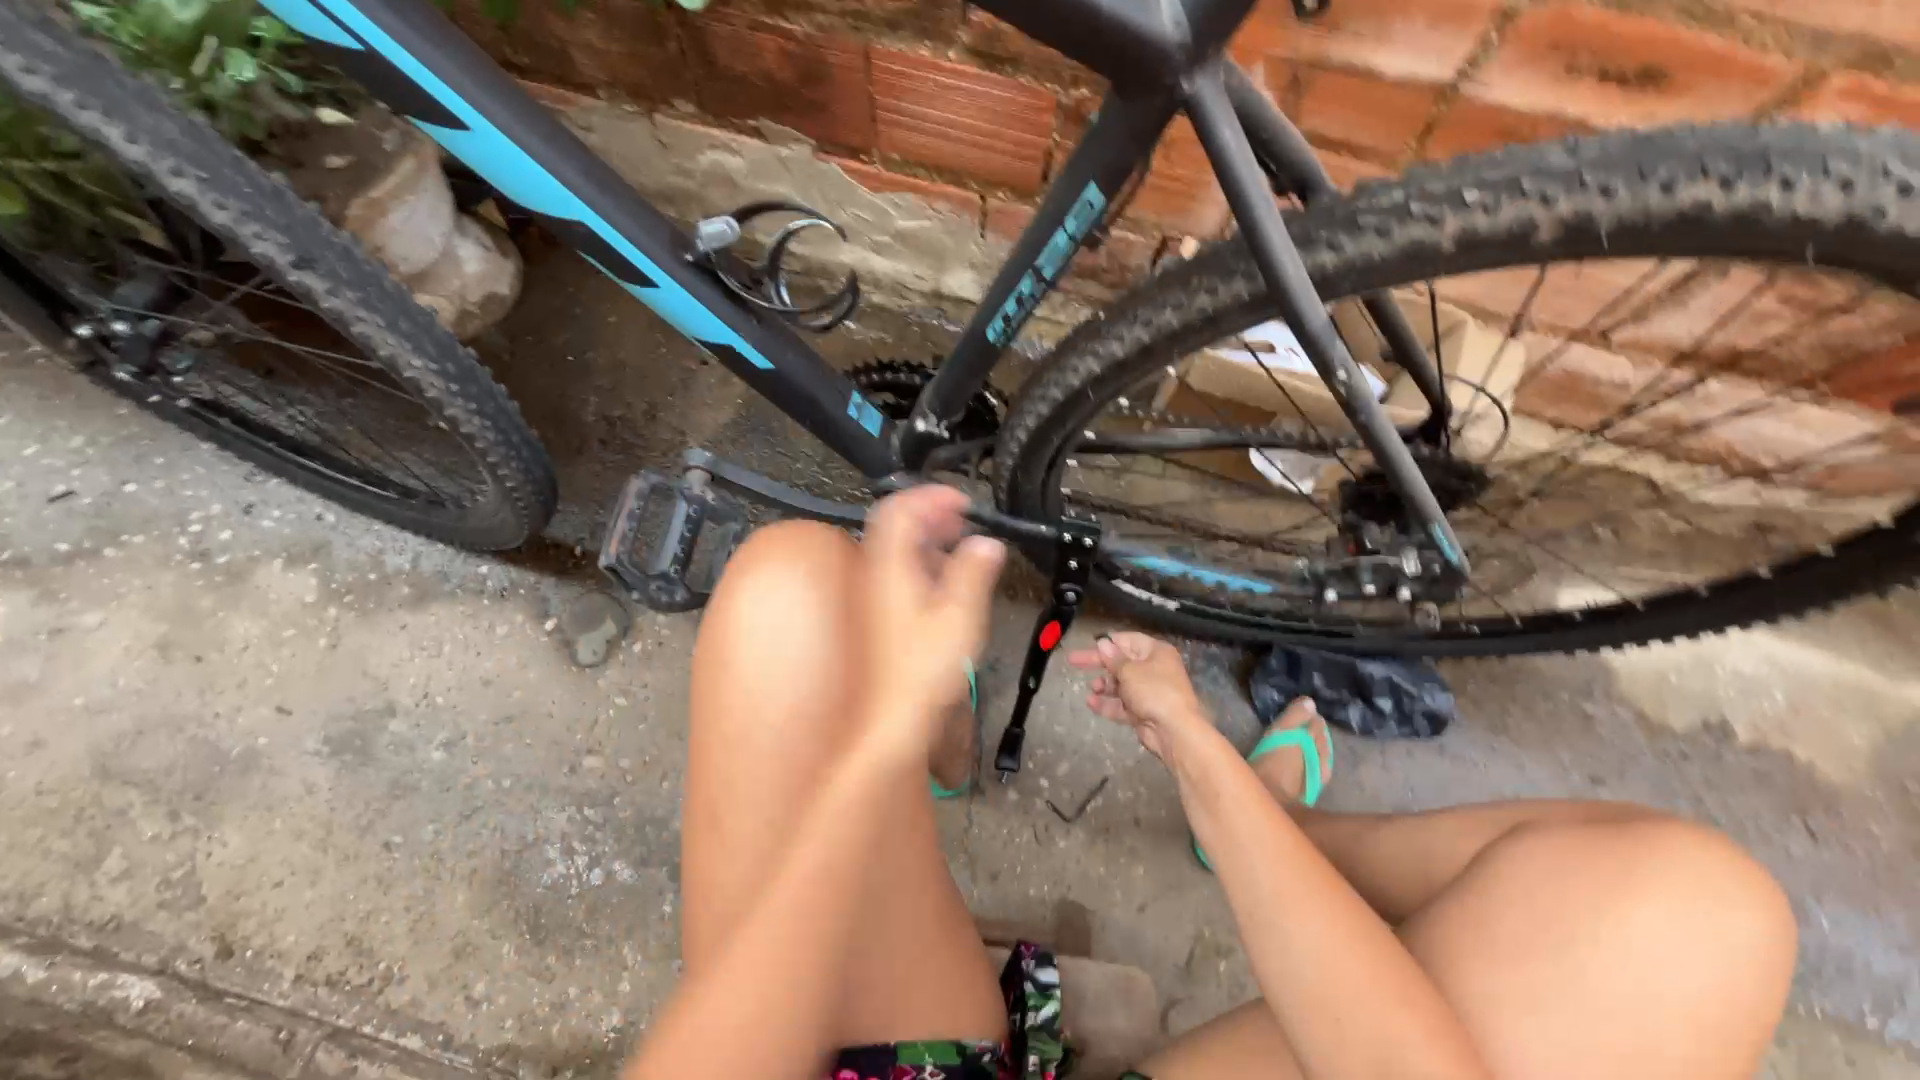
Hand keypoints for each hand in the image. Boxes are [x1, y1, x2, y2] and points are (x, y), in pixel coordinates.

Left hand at [858, 485, 1005, 758]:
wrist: (892, 715)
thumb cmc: (922, 671)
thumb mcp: (961, 615)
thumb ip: (974, 572)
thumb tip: (986, 544)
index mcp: (891, 566)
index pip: (902, 509)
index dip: (931, 496)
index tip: (960, 501)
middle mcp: (876, 574)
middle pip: (895, 525)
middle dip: (930, 515)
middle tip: (961, 519)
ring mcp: (875, 594)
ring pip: (896, 549)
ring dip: (927, 538)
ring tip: (959, 545)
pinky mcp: (880, 614)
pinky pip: (897, 572)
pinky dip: (922, 563)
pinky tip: (946, 581)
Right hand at [1068, 632, 1212, 762]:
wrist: (1174, 730)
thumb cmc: (1153, 691)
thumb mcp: (1130, 671)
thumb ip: (1113, 658)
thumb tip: (1103, 643)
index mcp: (1156, 652)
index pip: (1128, 640)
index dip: (1108, 642)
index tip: (1089, 645)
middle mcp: (1153, 669)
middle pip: (1121, 662)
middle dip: (1099, 663)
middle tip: (1073, 661)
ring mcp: (1148, 692)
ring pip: (1120, 684)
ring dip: (1104, 685)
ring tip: (1093, 688)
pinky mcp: (1142, 711)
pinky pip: (1121, 704)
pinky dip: (1107, 703)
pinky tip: (1091, 703)